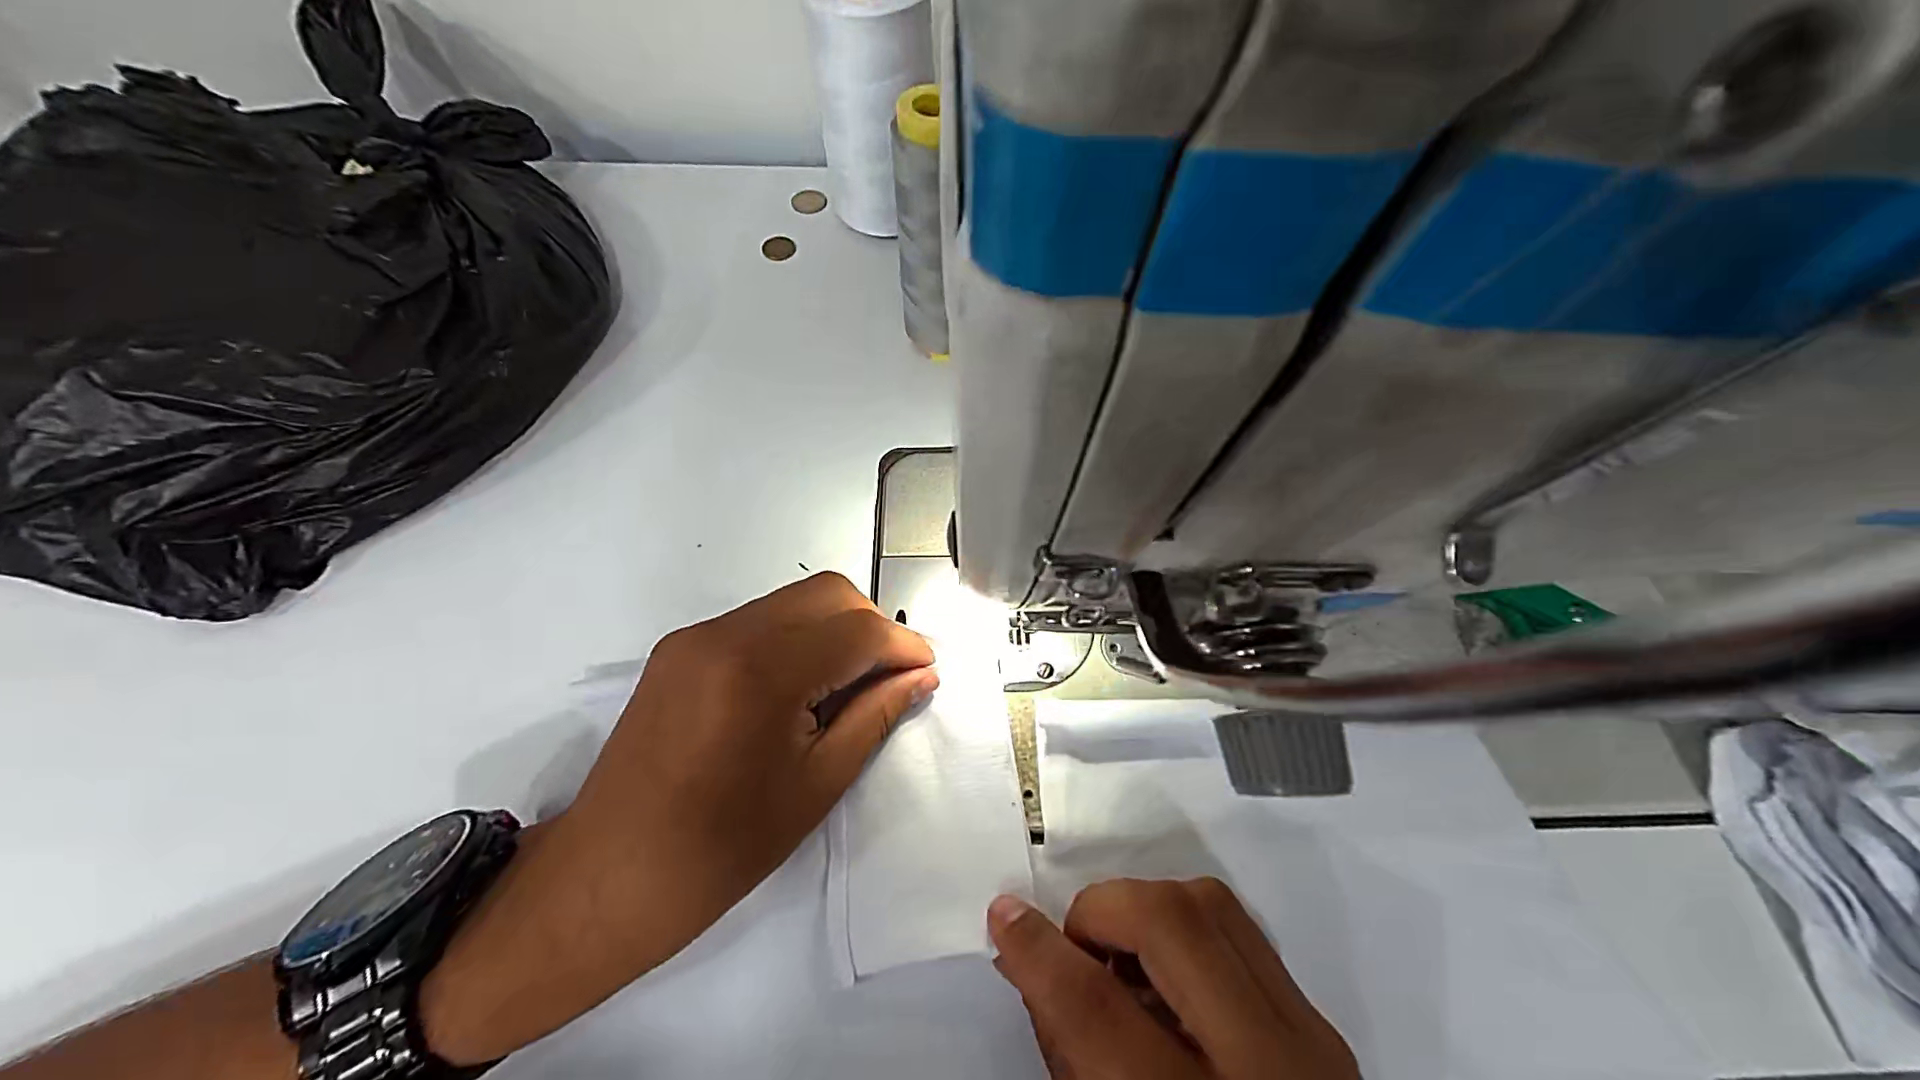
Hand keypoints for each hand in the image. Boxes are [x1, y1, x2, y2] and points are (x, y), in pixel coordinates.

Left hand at [422, 573, 937, 1062]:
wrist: (607, 877)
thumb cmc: (721, 850)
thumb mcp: (817, 785)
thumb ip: (875, 716)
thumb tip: (921, 675)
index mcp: (760, 672)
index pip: (856, 630)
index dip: (903, 646)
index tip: (927, 671)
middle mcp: (725, 634)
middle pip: (827, 594)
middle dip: (873, 626)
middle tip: (892, 676)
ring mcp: (696, 636)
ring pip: (794, 601)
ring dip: (836, 628)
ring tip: (852, 684)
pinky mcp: (680, 648)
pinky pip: (760, 620)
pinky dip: (798, 638)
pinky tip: (804, 686)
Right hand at [988, 879, 1359, 1079]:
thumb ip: (1067, 1046)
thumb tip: (1030, 954)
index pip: (1096, 1008)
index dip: (1038, 950)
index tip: (1003, 913)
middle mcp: (1262, 1071)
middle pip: (1170, 924)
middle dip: (1101, 910)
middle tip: (1075, 946)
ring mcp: (1308, 1043)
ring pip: (1211, 906)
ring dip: (1145, 910)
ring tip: (1119, 959)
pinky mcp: (1322, 1026)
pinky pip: (1239, 930)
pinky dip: (1186, 927)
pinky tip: (1166, 974)